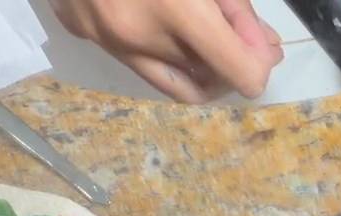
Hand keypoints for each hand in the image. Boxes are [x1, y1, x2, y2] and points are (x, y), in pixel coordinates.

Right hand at [52, 0, 283, 101]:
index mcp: (174, 7)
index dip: (258, 61)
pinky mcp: (77, 27)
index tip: (258, 37)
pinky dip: (157, 48)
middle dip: (229, 59)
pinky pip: (134, 58)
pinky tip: (153, 12)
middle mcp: (136, 33)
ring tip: (200, 29)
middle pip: (212, 81)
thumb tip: (263, 49)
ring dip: (198, 66)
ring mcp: (102, 35)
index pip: (243, 76)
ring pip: (176, 83)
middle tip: (236, 30)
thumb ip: (237, 7)